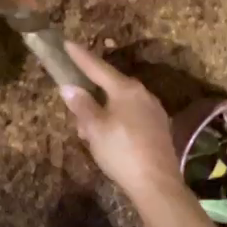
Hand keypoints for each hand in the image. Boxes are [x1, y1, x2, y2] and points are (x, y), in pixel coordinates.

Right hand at [58, 42, 187, 204]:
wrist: (156, 182)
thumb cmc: (121, 152)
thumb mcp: (95, 129)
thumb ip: (82, 106)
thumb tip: (69, 87)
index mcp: (125, 89)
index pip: (98, 68)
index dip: (80, 57)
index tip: (68, 43)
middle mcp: (142, 94)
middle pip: (111, 86)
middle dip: (91, 93)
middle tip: (75, 107)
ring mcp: (154, 110)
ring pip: (121, 103)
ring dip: (103, 111)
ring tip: (90, 131)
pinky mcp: (158, 127)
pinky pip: (131, 115)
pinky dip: (116, 120)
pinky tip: (110, 138)